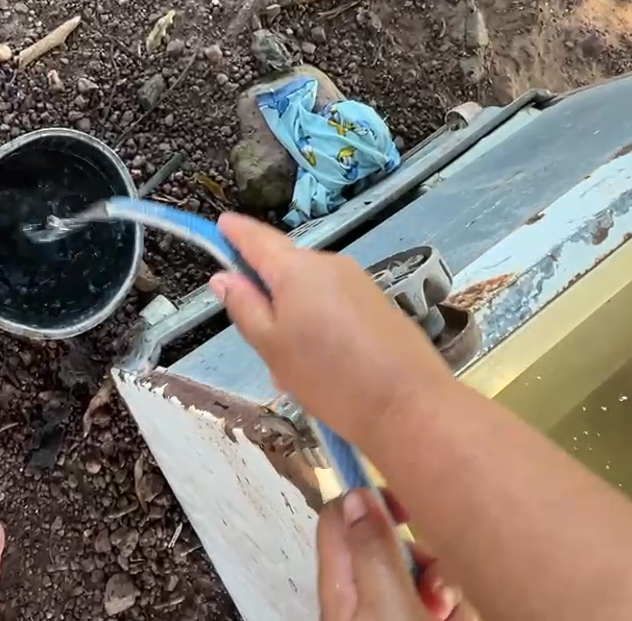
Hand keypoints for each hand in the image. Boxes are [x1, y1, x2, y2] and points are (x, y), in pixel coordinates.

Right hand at [210, 213, 450, 443]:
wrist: (411, 407)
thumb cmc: (329, 377)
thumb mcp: (271, 347)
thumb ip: (244, 307)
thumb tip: (223, 276)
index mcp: (295, 268)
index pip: (256, 238)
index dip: (235, 230)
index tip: (221, 223)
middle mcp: (328, 263)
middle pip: (285, 266)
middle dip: (266, 292)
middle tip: (258, 340)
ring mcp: (358, 280)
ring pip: (310, 289)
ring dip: (294, 314)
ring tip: (293, 367)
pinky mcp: (379, 302)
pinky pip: (335, 302)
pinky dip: (320, 323)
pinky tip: (324, 365)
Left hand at [319, 490, 468, 620]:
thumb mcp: (385, 601)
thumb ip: (373, 549)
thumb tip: (357, 495)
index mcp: (341, 579)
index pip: (341, 515)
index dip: (371, 502)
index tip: (405, 513)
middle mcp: (365, 593)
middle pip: (395, 548)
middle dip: (428, 562)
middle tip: (437, 594)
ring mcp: (392, 612)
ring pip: (427, 578)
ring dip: (448, 594)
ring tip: (448, 618)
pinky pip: (446, 606)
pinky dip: (457, 614)